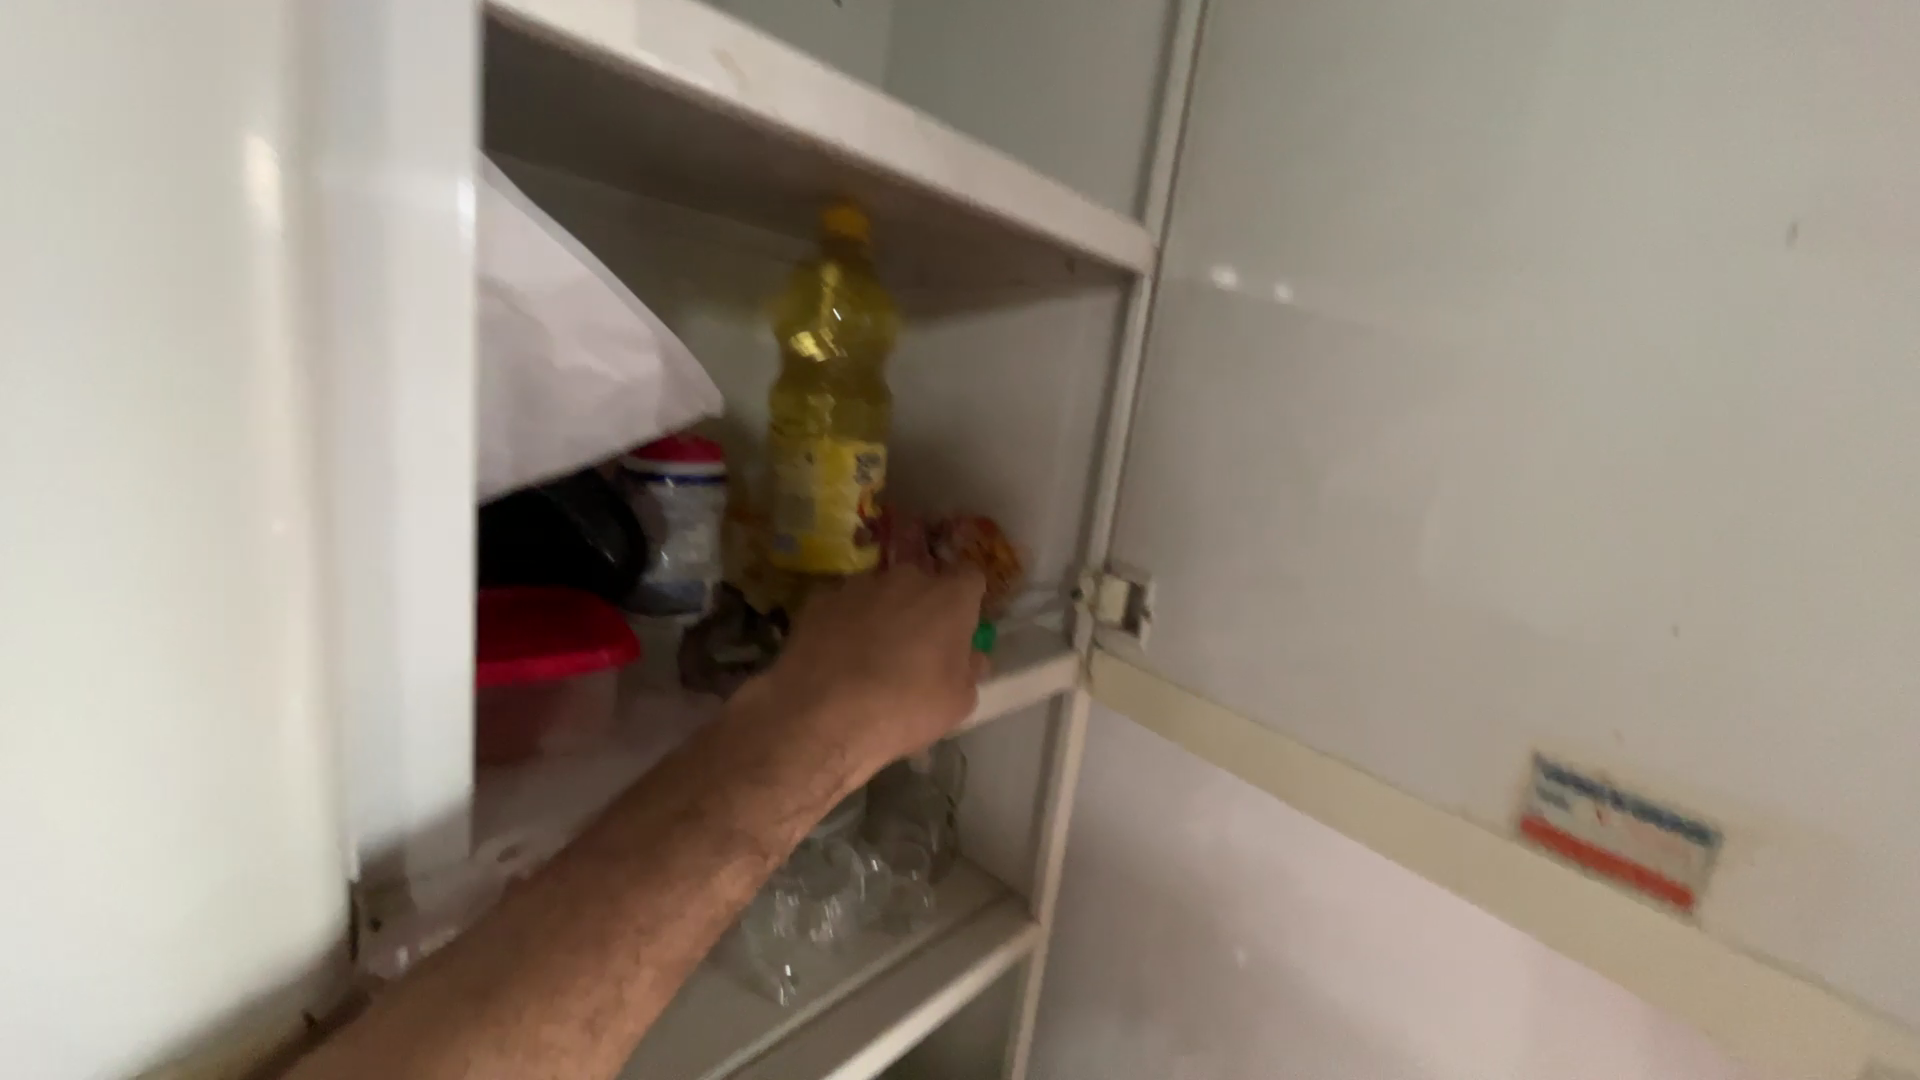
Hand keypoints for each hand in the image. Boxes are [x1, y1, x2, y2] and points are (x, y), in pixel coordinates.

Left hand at [753, 566, 987, 773]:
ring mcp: (858, 586)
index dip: (966, 604)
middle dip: (921, 608)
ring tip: (869, 657)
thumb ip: (969, 669)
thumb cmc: (906, 708)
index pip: (970, 580)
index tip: (959, 630)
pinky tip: (837, 659)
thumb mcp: (958, 702)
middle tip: (915, 649)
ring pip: (879, 593)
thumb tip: (970, 656)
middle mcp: (906, 579)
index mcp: (949, 596)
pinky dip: (844, 625)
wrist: (823, 717)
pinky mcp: (819, 601)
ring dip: (881, 614)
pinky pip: (842, 608)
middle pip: (921, 584)